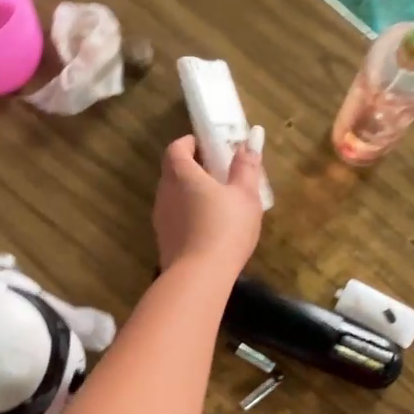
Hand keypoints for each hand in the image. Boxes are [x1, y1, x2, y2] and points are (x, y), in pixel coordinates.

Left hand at [152, 128, 264, 275]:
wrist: (199, 277)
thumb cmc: (225, 228)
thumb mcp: (245, 194)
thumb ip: (247, 165)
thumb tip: (252, 137)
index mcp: (181, 174)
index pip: (176, 148)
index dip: (190, 143)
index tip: (208, 146)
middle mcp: (164, 193)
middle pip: (173, 172)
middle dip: (193, 168)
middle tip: (218, 173)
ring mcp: (161, 219)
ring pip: (173, 197)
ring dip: (190, 194)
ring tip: (217, 202)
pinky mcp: (164, 241)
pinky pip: (175, 219)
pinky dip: (188, 215)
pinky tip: (209, 228)